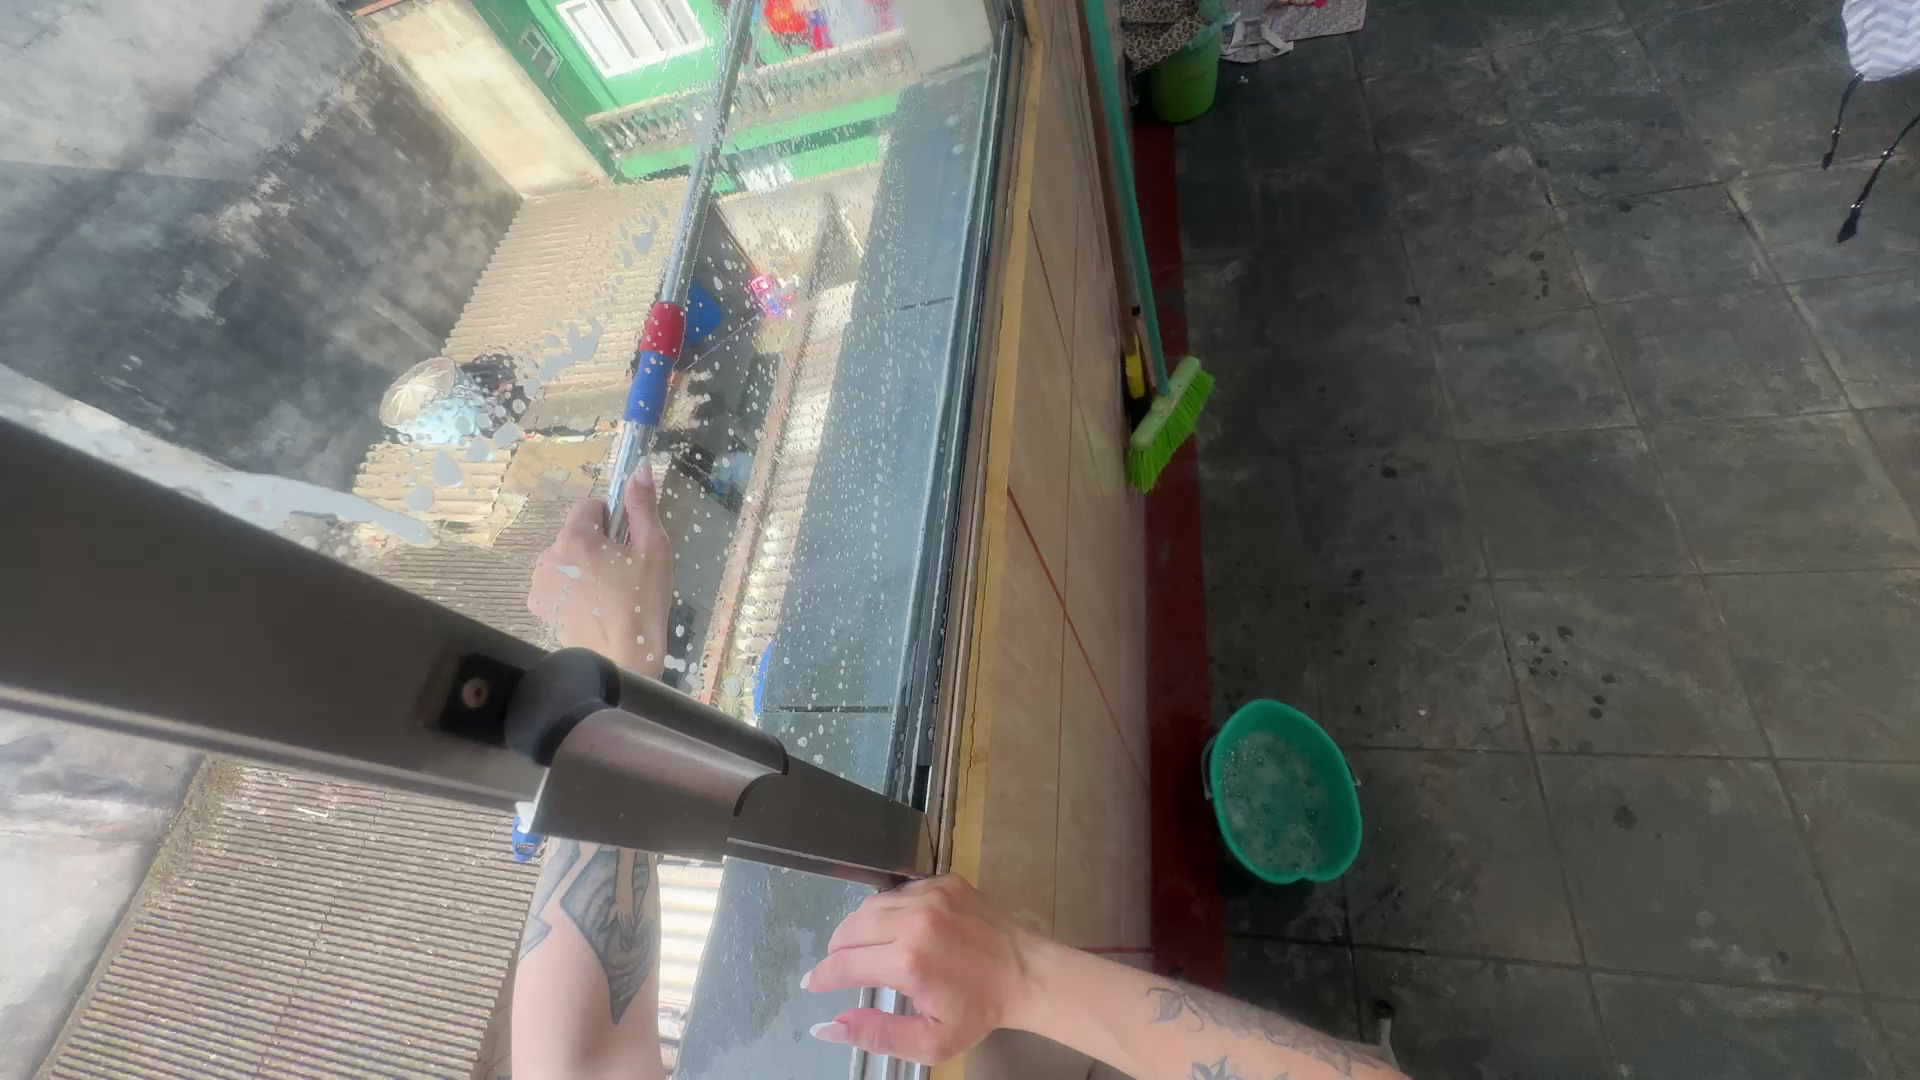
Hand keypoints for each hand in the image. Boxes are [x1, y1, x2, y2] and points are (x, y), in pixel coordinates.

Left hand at [527, 471, 672, 678]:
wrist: (622, 657)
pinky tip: (593, 607)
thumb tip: (641, 467)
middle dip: (598, 545)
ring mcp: (541, 581)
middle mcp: (550, 553)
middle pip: (577, 533)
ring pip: (567, 558)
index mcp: (578, 536)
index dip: (613, 520)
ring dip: (584, 566)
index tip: (628, 543)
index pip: (590, 506)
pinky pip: (557, 582)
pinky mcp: (539, 604)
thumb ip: (644, 505)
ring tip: (609, 593)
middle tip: (624, 572)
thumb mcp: (655, 549)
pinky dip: (572, 588)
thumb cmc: (643, 601)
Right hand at [800, 876, 1044, 1063]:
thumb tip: (827, 1026)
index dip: (823, 976)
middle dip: (837, 949)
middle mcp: (916, 920)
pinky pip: (900, 890)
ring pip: (873, 904)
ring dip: (859, 926)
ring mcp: (931, 893)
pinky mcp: (944, 879)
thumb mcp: (928, 1041)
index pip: (846, 963)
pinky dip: (889, 909)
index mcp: (909, 962)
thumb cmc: (977, 1010)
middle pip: (852, 926)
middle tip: (838, 966)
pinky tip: (896, 927)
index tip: (812, 984)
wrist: (1025, 971)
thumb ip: (874, 1033)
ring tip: (863, 947)